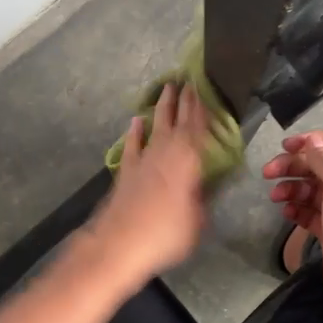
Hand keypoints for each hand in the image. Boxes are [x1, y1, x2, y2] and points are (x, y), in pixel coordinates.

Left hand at [83, 83, 209, 280]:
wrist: (118, 244)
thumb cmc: (164, 235)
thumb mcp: (196, 222)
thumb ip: (201, 200)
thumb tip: (204, 188)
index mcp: (187, 162)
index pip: (196, 128)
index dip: (200, 107)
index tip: (203, 88)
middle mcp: (165, 154)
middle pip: (175, 120)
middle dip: (182, 99)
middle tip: (186, 78)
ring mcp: (142, 160)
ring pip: (154, 126)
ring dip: (161, 107)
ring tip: (166, 88)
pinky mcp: (126, 171)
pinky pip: (132, 144)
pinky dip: (134, 132)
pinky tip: (136, 121)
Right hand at [263, 131, 322, 313]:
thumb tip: (312, 141)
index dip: (312, 141)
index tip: (285, 146)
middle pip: (320, 166)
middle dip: (294, 166)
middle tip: (268, 172)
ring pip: (312, 190)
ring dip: (292, 189)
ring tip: (275, 197)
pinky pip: (310, 212)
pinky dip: (297, 210)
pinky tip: (287, 213)